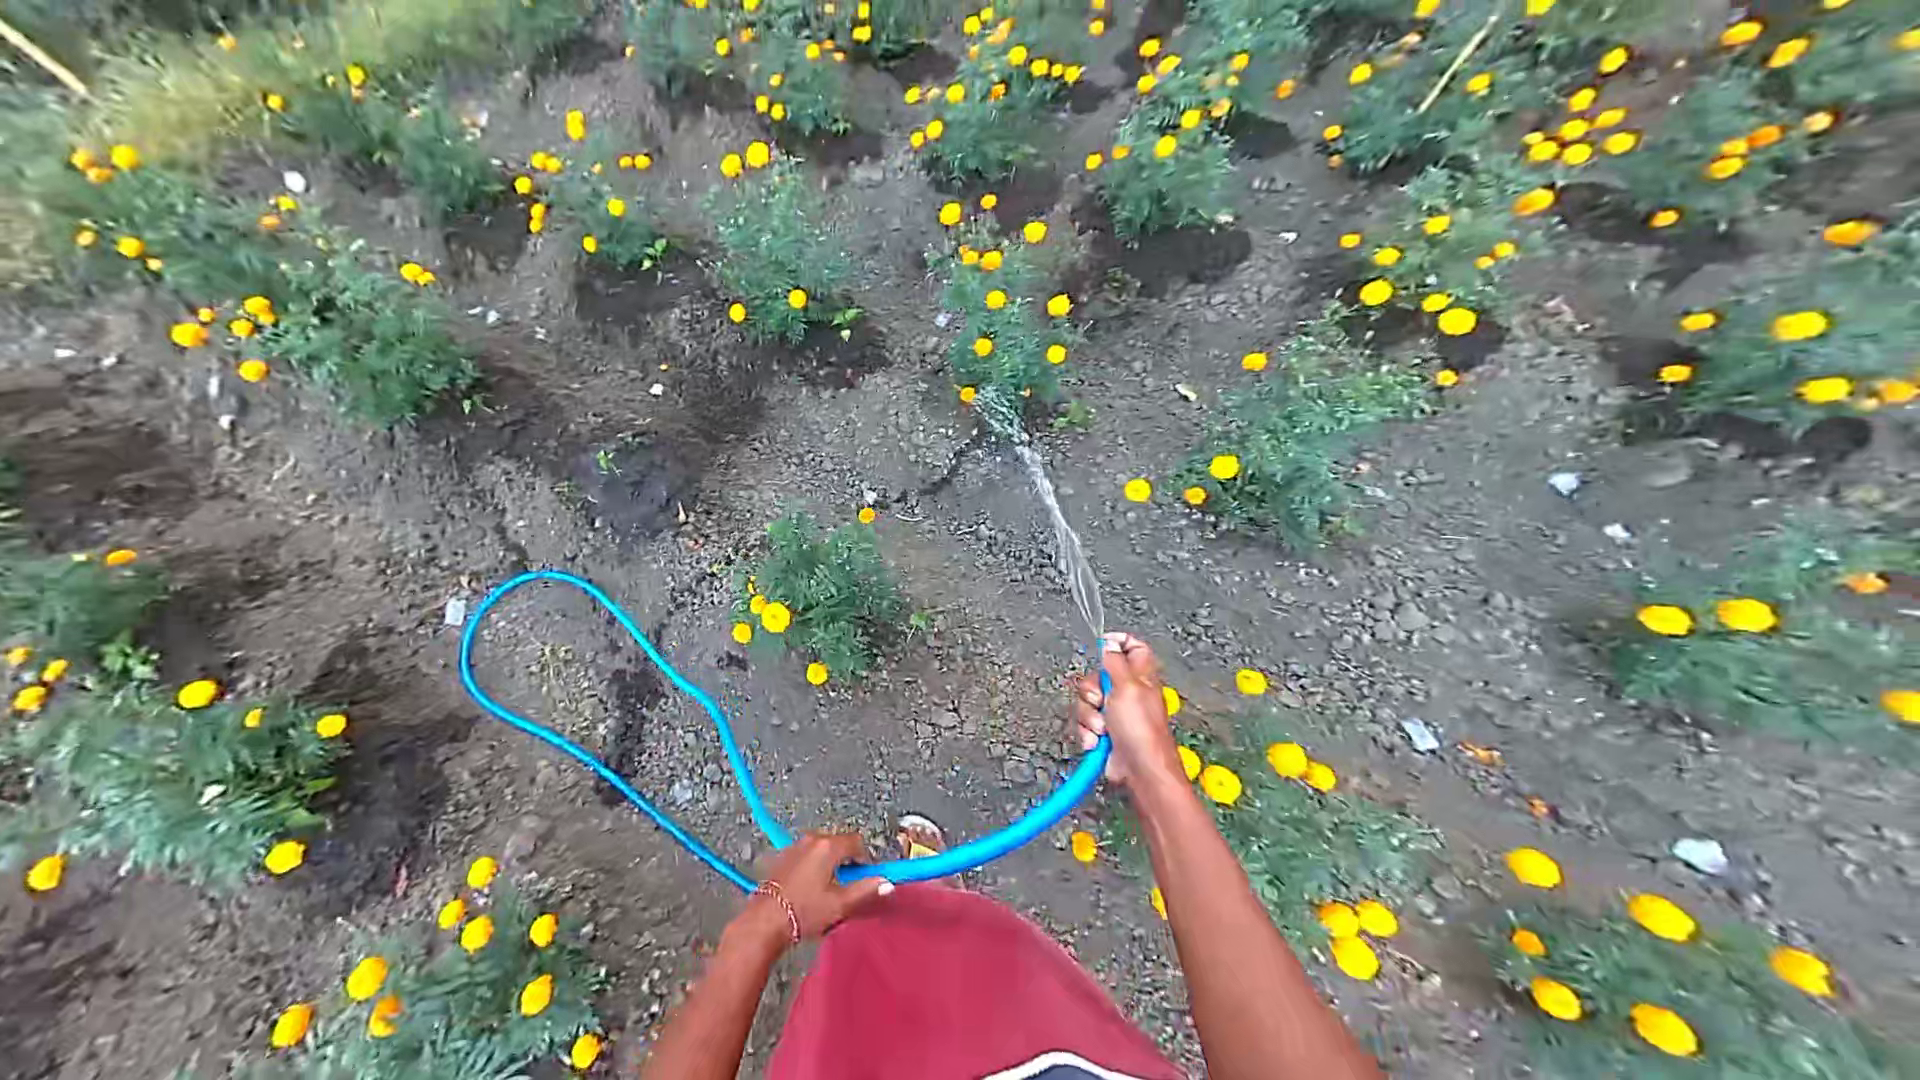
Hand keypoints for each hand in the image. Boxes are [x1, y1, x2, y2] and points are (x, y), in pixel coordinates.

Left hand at [733, 831, 890, 949]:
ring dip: (829, 864)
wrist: (763, 922)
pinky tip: (808, 889)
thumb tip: (887, 883)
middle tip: (846, 886)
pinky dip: (813, 866)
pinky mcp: (782, 857)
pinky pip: (806, 855)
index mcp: (828, 846)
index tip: (865, 877)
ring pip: (822, 849)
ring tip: (826, 890)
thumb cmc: (803, 912)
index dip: (865, 859)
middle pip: (839, 843)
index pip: (857, 842)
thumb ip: (866, 890)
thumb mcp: (840, 904)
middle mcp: (812, 839)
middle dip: (847, 861)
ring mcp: (795, 847)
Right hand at [1073, 632, 1185, 789]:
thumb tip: (1109, 644)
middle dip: (1091, 690)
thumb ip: (1115, 662)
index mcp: (1140, 676)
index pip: (1131, 647)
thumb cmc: (1142, 731)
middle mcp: (1127, 692)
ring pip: (1085, 701)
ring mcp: (1114, 712)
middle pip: (1097, 675)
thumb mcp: (1127, 687)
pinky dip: (1087, 733)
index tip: (1101, 645)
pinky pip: (1083, 722)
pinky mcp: (1102, 731)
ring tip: (1104, 728)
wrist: (1139, 770)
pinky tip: (1098, 741)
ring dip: (1089, 717)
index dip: (1116, 642)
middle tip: (1102, 701)